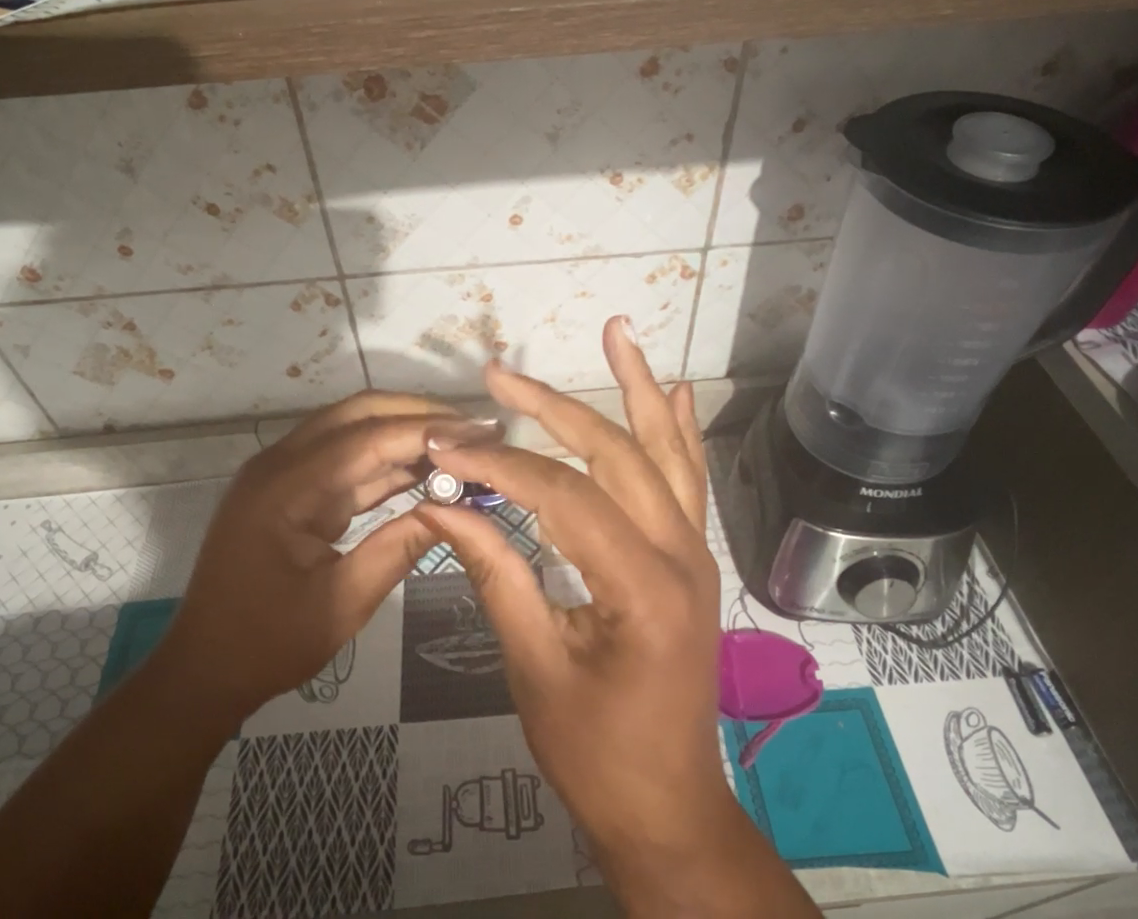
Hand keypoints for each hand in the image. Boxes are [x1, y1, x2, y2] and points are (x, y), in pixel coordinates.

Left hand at [157, 392, 500, 723]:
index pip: (367, 438)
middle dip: (419, 415)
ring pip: (353, 433)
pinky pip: (345, 463)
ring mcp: (283, 477)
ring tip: (465, 446)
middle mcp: (279, 466)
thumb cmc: (267, 643)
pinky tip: (429, 471)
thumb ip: (398, 548)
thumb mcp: (342, 603)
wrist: (206, 670)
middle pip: (357, 415)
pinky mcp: (292, 494)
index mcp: (284, 487)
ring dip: (405, 435)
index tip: (482, 432)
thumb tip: (455, 508)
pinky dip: (387, 463)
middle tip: (477, 429)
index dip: (427, 431)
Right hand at [412, 320, 740, 867]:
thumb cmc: (594, 751)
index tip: (445, 446)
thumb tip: (440, 504)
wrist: (665, 804)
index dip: (501, 466)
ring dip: (640, 390)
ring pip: (667, 453)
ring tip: (620, 332)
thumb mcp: (534, 665)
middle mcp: (683, 555)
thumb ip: (494, 573)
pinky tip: (674, 393)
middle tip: (499, 374)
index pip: (565, 497)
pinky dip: (679, 433)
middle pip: (616, 456)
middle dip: (553, 409)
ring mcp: (696, 554)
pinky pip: (688, 482)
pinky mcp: (693, 562)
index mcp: (643, 587)